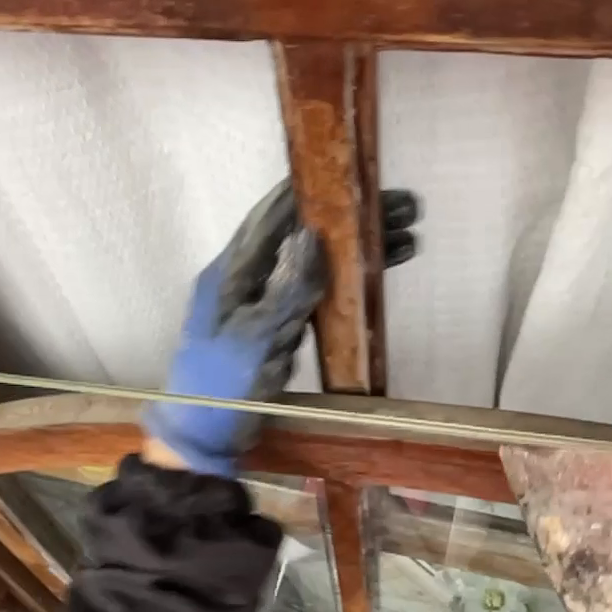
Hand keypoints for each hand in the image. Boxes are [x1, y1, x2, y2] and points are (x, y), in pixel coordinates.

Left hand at [144, 182, 419, 475]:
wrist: (203, 438)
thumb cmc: (219, 387)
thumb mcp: (251, 338)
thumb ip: (282, 289)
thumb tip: (309, 236)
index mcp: (230, 271)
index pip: (273, 217)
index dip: (313, 192)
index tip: (353, 173)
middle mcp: (250, 278)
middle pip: (306, 235)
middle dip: (352, 219)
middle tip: (403, 206)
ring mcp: (267, 302)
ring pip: (321, 262)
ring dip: (361, 248)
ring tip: (408, 235)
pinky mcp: (282, 326)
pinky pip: (322, 292)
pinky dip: (353, 280)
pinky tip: (384, 271)